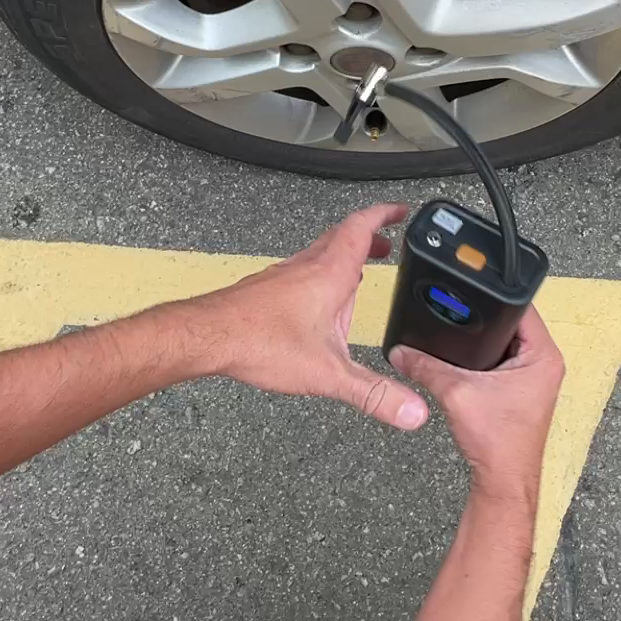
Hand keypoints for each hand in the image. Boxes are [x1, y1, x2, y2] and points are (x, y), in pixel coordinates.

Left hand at [189, 203, 430, 430]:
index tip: (402, 209)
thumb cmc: (259, 341)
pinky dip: (321, 275)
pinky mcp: (268, 289)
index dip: (385, 213)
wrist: (207, 336)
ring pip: (320, 253)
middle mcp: (307, 267)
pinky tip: (318, 303)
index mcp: (329, 274)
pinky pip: (302, 271)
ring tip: (358, 272)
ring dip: (344, 255)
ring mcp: (285, 276)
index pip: (362, 227)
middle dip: (370, 236)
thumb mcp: (329, 374)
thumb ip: (373, 393)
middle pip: (343, 237)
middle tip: (387, 244)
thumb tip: (412, 411)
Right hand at [389, 308, 563, 501]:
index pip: (521, 307)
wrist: (501, 481)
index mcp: (543, 356)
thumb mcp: (455, 392)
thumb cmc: (498, 443)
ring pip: (503, 342)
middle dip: (484, 319)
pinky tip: (463, 361)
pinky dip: (481, 358)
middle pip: (511, 323)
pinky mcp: (519, 389)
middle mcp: (544, 363)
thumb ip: (424, 366)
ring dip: (482, 340)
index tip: (471, 290)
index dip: (495, 297)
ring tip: (459, 334)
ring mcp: (532, 377)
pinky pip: (499, 360)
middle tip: (459, 310)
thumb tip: (401, 351)